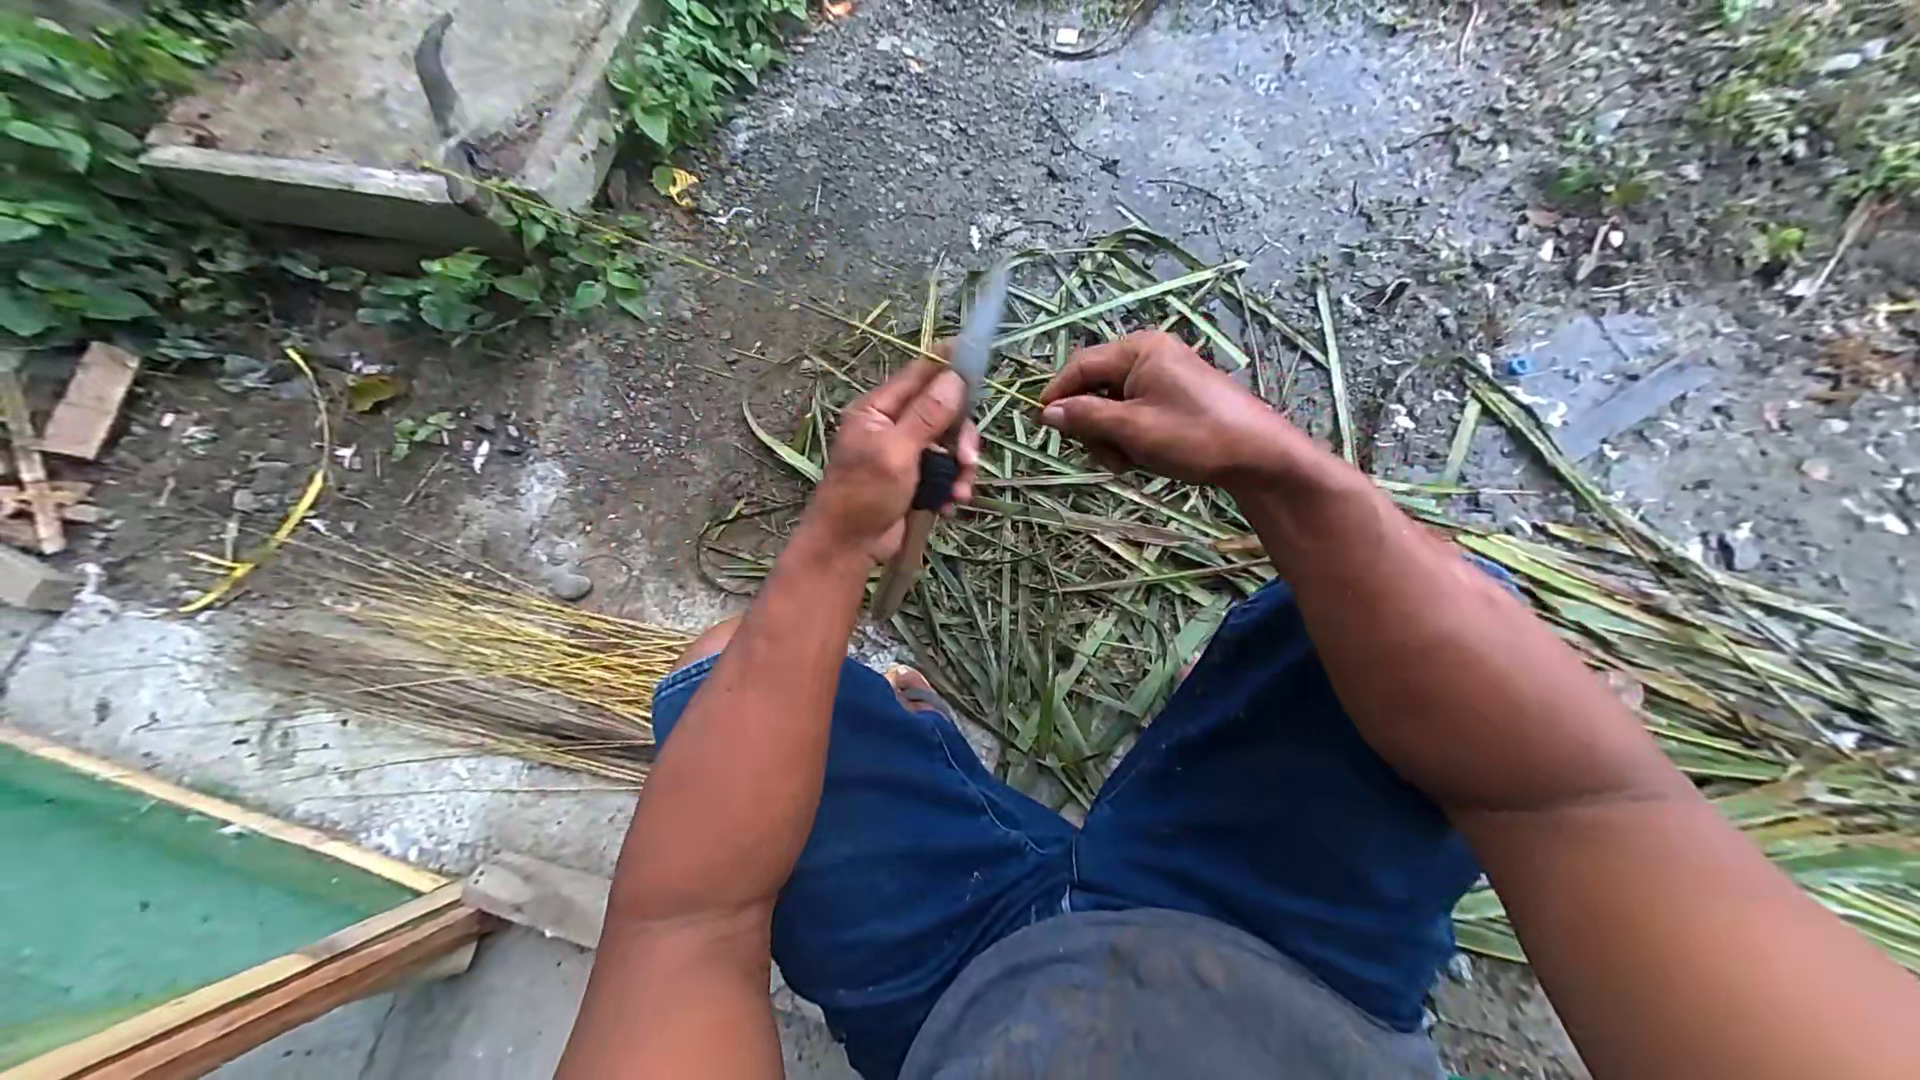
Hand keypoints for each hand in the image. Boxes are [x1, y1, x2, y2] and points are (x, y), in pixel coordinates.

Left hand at [803, 356, 979, 563]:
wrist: (848, 547)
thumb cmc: (862, 496)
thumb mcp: (895, 451)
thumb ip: (926, 415)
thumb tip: (954, 377)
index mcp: (878, 409)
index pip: (919, 375)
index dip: (949, 367)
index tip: (978, 363)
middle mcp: (893, 425)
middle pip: (943, 412)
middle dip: (960, 436)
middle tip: (968, 459)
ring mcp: (905, 453)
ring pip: (949, 444)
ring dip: (960, 468)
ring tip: (959, 492)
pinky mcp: (916, 479)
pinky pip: (945, 471)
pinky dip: (952, 486)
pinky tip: (951, 504)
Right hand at [1038, 330, 1320, 491]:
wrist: (1258, 457)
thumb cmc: (1194, 436)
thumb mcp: (1132, 429)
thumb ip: (1086, 418)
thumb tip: (1046, 413)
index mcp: (1139, 350)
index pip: (1080, 366)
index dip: (1058, 395)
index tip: (1042, 425)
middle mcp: (1149, 355)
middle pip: (1094, 387)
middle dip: (1092, 425)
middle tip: (1107, 455)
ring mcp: (1163, 376)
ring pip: (1111, 406)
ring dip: (1110, 437)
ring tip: (1130, 460)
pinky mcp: (1173, 397)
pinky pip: (1133, 413)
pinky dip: (1129, 436)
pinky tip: (1143, 456)